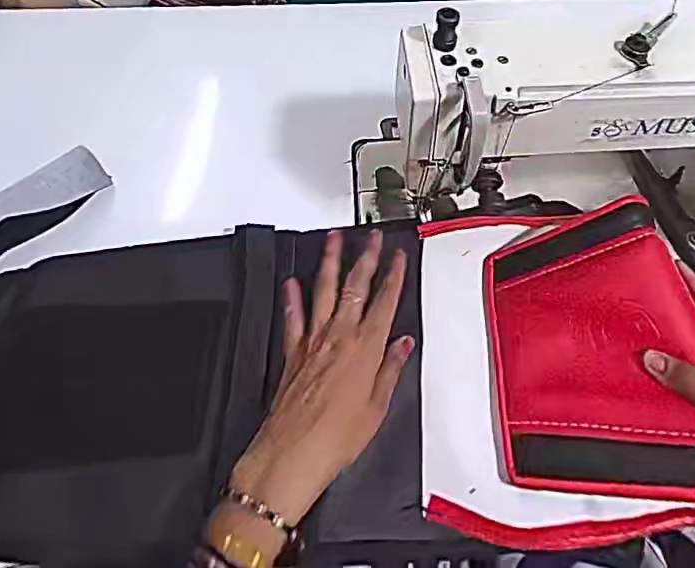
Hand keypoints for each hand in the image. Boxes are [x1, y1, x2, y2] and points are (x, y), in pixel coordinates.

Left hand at [227, 230, 413, 526]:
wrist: (290, 457)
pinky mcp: (293, 353)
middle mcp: (339, 337)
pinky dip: (292, 297)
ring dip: (330, 262)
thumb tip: (403, 346)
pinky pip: (293, 317)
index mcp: (366, 349)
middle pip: (356, 286)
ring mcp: (313, 341)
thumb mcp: (377, 408)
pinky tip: (291, 281)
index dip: (393, 274)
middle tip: (371, 237)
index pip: (385, 300)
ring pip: (324, 290)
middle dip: (366, 257)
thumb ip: (391, 370)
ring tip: (333, 241)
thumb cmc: (334, 439)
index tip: (397, 257)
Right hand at [644, 263, 694, 486]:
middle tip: (649, 304)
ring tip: (648, 346)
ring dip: (674, 356)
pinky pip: (694, 386)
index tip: (673, 264)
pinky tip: (662, 386)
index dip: (693, 282)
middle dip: (676, 318)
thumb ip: (690, 379)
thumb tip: (657, 357)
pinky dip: (677, 383)